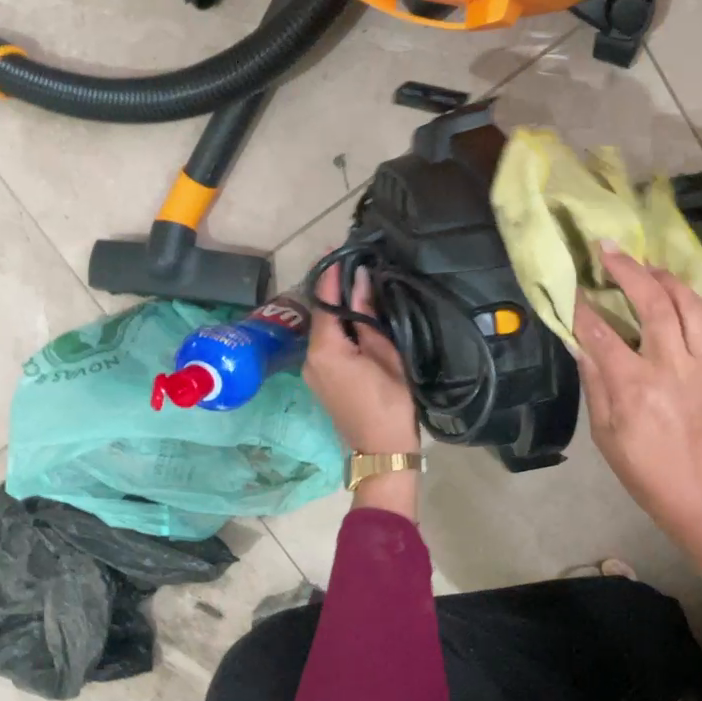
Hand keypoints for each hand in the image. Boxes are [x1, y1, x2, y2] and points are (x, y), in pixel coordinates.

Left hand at [305, 264, 420, 514]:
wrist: (382, 450)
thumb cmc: (390, 404)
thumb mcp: (387, 356)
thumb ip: (370, 318)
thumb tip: (362, 281)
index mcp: (326, 350)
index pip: (324, 302)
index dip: (332, 275)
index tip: (341, 250)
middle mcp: (310, 357)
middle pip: (321, 315)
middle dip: (336, 291)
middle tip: (356, 265)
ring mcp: (313, 372)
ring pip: (324, 331)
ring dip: (339, 311)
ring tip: (361, 288)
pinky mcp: (321, 381)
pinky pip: (327, 346)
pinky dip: (339, 330)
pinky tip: (357, 320)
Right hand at [574, 242, 701, 537]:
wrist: (698, 493)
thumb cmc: (642, 468)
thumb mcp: (605, 433)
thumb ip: (596, 383)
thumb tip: (582, 343)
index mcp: (635, 388)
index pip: (603, 334)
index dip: (584, 307)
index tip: (573, 287)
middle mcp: (671, 368)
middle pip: (653, 304)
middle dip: (628, 271)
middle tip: (609, 251)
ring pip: (691, 306)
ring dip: (667, 279)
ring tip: (647, 268)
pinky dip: (694, 304)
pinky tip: (679, 298)